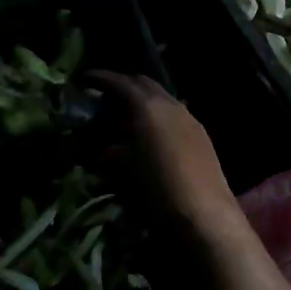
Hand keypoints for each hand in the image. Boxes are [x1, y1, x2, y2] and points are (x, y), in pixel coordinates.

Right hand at [87, 71, 236, 223]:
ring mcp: (189, 117)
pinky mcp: (201, 133)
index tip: (85, 78)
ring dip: (143, 100)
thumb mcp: (126, 169)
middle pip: (145, 84)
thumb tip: (101, 148)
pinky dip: (158, 115)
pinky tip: (151, 132)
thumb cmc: (158, 189)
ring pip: (162, 97)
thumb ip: (111, 152)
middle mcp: (171, 104)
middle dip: (124, 84)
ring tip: (126, 115)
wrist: (204, 211)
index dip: (102, 78)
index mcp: (149, 107)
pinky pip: (174, 113)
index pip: (121, 82)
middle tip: (105, 94)